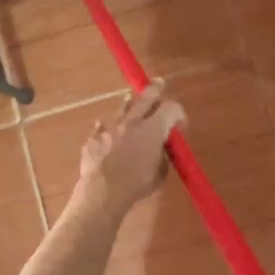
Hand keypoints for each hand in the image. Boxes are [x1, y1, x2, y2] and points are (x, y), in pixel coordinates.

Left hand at [77, 84, 185, 215]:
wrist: (102, 192)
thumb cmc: (136, 185)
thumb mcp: (159, 173)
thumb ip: (162, 156)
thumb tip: (160, 150)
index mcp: (153, 129)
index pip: (171, 108)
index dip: (179, 114)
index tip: (180, 125)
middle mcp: (132, 122)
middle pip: (146, 97)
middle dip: (155, 89)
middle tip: (159, 83)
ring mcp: (110, 127)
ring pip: (122, 108)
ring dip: (129, 104)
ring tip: (129, 99)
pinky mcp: (94, 137)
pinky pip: (102, 127)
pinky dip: (107, 128)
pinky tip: (105, 131)